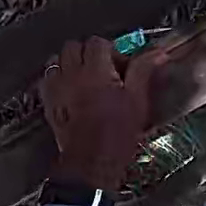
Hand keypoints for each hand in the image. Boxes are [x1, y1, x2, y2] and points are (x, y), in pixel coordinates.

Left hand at [40, 37, 158, 189]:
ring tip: (86, 78)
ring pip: (58, 60)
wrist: (92, 162)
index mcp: (95, 70)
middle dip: (89, 53)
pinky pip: (48, 79)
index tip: (122, 67)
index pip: (98, 43)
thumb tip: (157, 53)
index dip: (112, 51)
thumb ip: (143, 71)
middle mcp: (71, 74)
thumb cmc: (117, 133)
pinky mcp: (48, 102)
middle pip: (74, 47)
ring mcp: (56, 88)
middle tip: (104, 69)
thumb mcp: (137, 100)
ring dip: (71, 63)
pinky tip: (71, 90)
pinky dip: (58, 78)